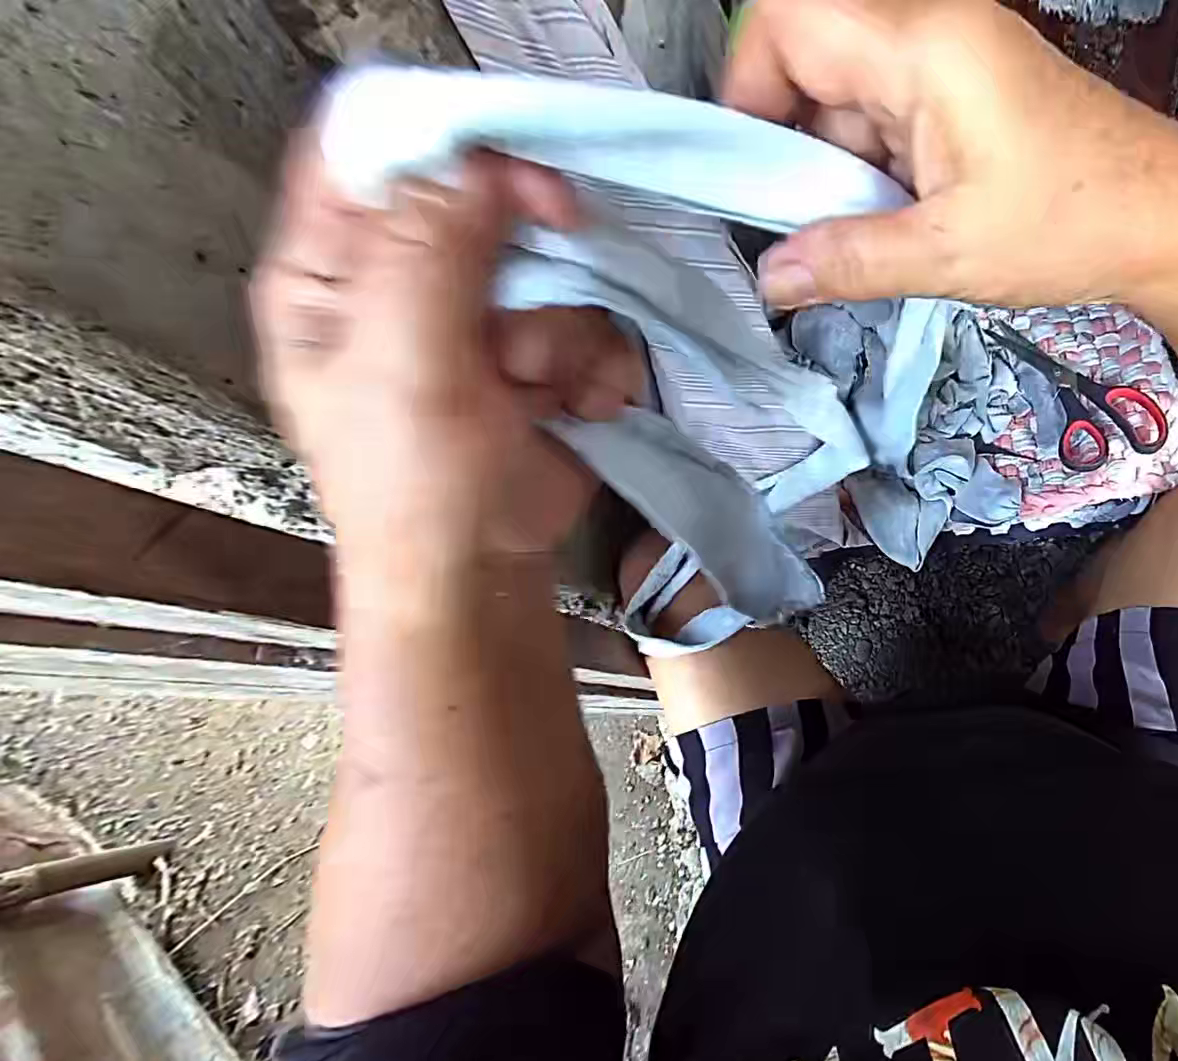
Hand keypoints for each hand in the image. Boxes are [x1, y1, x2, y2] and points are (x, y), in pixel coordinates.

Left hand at [250, 139, 647, 575]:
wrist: (482, 564)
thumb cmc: (416, 481)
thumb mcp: (404, 364)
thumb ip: (430, 257)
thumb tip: (481, 169)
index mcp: (345, 275)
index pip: (384, 164)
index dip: (455, 154)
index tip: (525, 182)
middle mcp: (424, 293)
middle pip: (497, 223)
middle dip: (535, 276)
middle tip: (541, 319)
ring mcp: (499, 333)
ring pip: (566, 287)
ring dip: (573, 344)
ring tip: (550, 396)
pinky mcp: (557, 370)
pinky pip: (604, 339)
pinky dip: (605, 375)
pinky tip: (585, 411)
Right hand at [727, 0, 1177, 310]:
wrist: (1164, 224)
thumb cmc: (1074, 223)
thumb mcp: (948, 254)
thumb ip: (852, 262)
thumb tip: (776, 278)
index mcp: (923, 45)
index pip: (787, 22)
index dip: (748, 90)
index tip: (748, 172)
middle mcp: (934, 38)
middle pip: (818, 69)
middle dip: (802, 153)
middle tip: (814, 229)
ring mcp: (955, 72)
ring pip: (856, 109)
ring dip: (847, 177)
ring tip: (876, 238)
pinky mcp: (971, 109)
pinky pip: (896, 131)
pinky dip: (883, 181)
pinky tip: (905, 228)